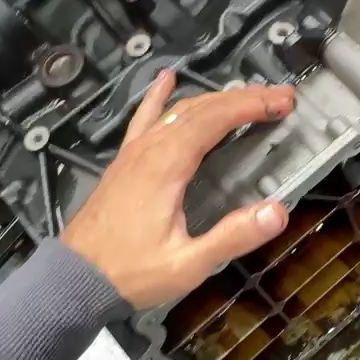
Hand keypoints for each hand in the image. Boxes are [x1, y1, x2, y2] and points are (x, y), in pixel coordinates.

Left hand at [63, 71, 293, 307]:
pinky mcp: (124, 162)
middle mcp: (149, 149)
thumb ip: (232, 237)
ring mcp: (133, 153)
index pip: (216, 119)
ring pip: (177, 111)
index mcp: (166, 165)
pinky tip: (166, 79)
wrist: (75, 280)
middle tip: (280, 98)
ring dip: (215, 98)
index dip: (252, 106)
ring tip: (247, 95)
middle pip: (201, 108)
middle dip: (243, 98)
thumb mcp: (188, 264)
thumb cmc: (132, 273)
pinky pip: (145, 119)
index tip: (283, 103)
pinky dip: (159, 96)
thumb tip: (277, 212)